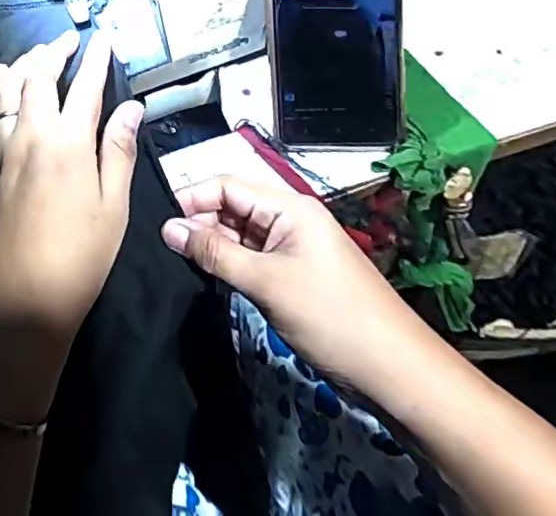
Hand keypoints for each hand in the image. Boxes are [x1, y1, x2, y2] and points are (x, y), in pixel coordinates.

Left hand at [0, 32, 143, 420]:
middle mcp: (31, 134)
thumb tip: (130, 107)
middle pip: (38, 76)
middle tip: (70, 39)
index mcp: (68, 142)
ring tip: (38, 52)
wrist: (16, 300)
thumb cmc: (77, 257)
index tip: (103, 37)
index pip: (84, 86)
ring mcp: (2, 147)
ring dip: (24, 64)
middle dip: (54, 51)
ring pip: (8, 89)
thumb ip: (118, 151)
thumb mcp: (112, 207)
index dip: (96, 59)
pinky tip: (0, 80)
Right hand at [162, 175, 425, 383]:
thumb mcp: (265, 282)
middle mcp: (290, 218)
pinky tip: (212, 276)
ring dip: (215, 244)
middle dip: (201, 222)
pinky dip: (232, 263)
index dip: (193, 198)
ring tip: (183, 261)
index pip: (228, 186)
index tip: (161, 220)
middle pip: (234, 207)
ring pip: (242, 233)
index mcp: (289, 207)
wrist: (395, 370)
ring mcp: (294, 246)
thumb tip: (168, 228)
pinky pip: (254, 256)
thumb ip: (214, 252)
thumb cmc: (330, 316)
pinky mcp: (296, 273)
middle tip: (168, 247)